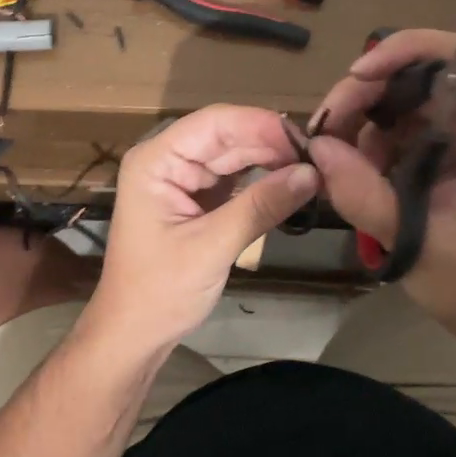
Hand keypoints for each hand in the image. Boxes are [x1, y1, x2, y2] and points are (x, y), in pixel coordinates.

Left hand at [85, 105, 319, 349]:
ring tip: (314, 169)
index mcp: (156, 161)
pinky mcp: (196, 201)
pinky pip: (233, 180)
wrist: (134, 333)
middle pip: (226, 136)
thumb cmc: (160, 290)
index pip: (214, 123)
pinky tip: (292, 183)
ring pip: (234, 156)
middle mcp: (167, 160)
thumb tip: (312, 173)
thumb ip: (260, 206)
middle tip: (321, 157)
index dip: (261, 124)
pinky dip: (261, 181)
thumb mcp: (212, 246)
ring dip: (271, 161)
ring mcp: (181, 180)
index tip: (307, 138)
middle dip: (271, 144)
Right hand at [309, 29, 455, 332]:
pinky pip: (406, 121)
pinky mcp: (448, 149)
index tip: (362, 72)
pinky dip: (373, 133)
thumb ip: (366, 196)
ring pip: (413, 93)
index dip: (417, 52)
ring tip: (334, 146)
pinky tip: (354, 162)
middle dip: (376, 85)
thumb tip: (318, 148)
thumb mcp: (416, 243)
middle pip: (433, 72)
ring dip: (368, 110)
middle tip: (329, 118)